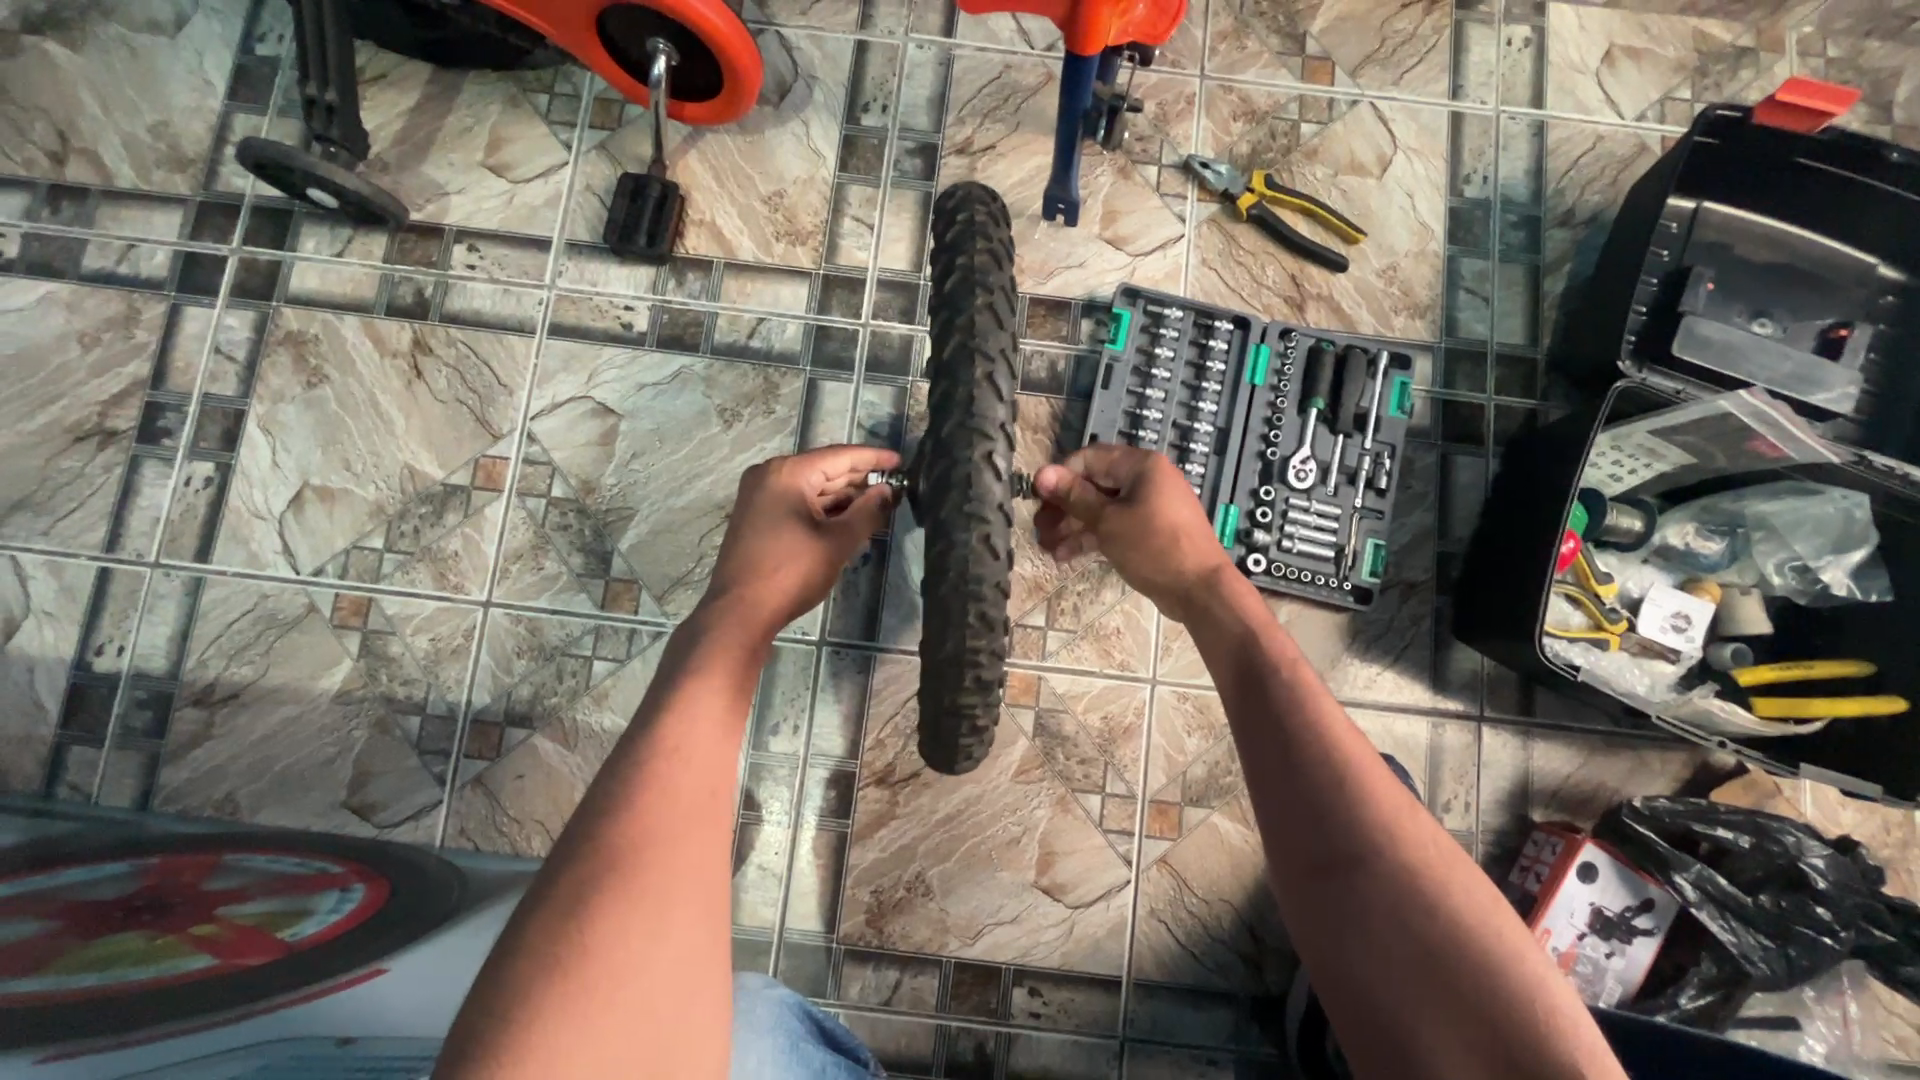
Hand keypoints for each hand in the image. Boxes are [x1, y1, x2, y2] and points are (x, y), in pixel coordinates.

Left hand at [703, 445, 898, 638]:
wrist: (740, 612)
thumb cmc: (791, 573)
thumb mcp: (837, 543)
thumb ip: (867, 512)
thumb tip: (888, 492)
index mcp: (788, 473)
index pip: (840, 456)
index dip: (873, 458)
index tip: (900, 462)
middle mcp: (770, 475)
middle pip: (824, 469)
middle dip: (860, 478)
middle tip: (894, 484)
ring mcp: (760, 496)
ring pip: (811, 488)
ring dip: (843, 496)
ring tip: (878, 502)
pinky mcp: (758, 517)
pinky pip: (797, 503)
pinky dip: (824, 509)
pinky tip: (849, 518)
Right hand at [1034, 444, 1236, 623]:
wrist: (1200, 590)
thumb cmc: (1153, 547)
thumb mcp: (1108, 521)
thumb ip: (1074, 497)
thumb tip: (1041, 474)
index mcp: (1140, 466)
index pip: (1089, 458)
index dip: (1060, 477)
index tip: (1038, 499)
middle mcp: (1146, 480)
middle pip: (1094, 485)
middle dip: (1064, 507)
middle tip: (1039, 528)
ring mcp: (1150, 507)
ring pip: (1102, 509)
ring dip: (1073, 526)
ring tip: (1046, 547)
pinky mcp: (1150, 532)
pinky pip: (1115, 526)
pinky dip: (1092, 537)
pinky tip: (1065, 556)